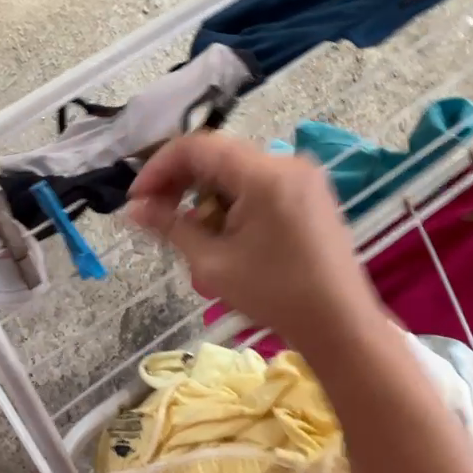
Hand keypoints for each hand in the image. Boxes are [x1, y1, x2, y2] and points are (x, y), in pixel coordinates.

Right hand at [128, 133, 386, 344]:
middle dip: (179, 182)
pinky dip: (230, 199)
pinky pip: (257, 181)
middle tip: (154, 214)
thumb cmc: (275, 295)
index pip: (196, 147)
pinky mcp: (309, 193)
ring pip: (234, 168)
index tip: (137, 200)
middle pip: (215, 154)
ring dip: (202, 192)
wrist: (340, 325)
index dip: (158, 168)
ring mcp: (301, 176)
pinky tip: (220, 231)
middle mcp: (285, 162)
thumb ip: (170, 227)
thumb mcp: (212, 262)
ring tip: (189, 231)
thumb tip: (132, 209)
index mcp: (263, 174)